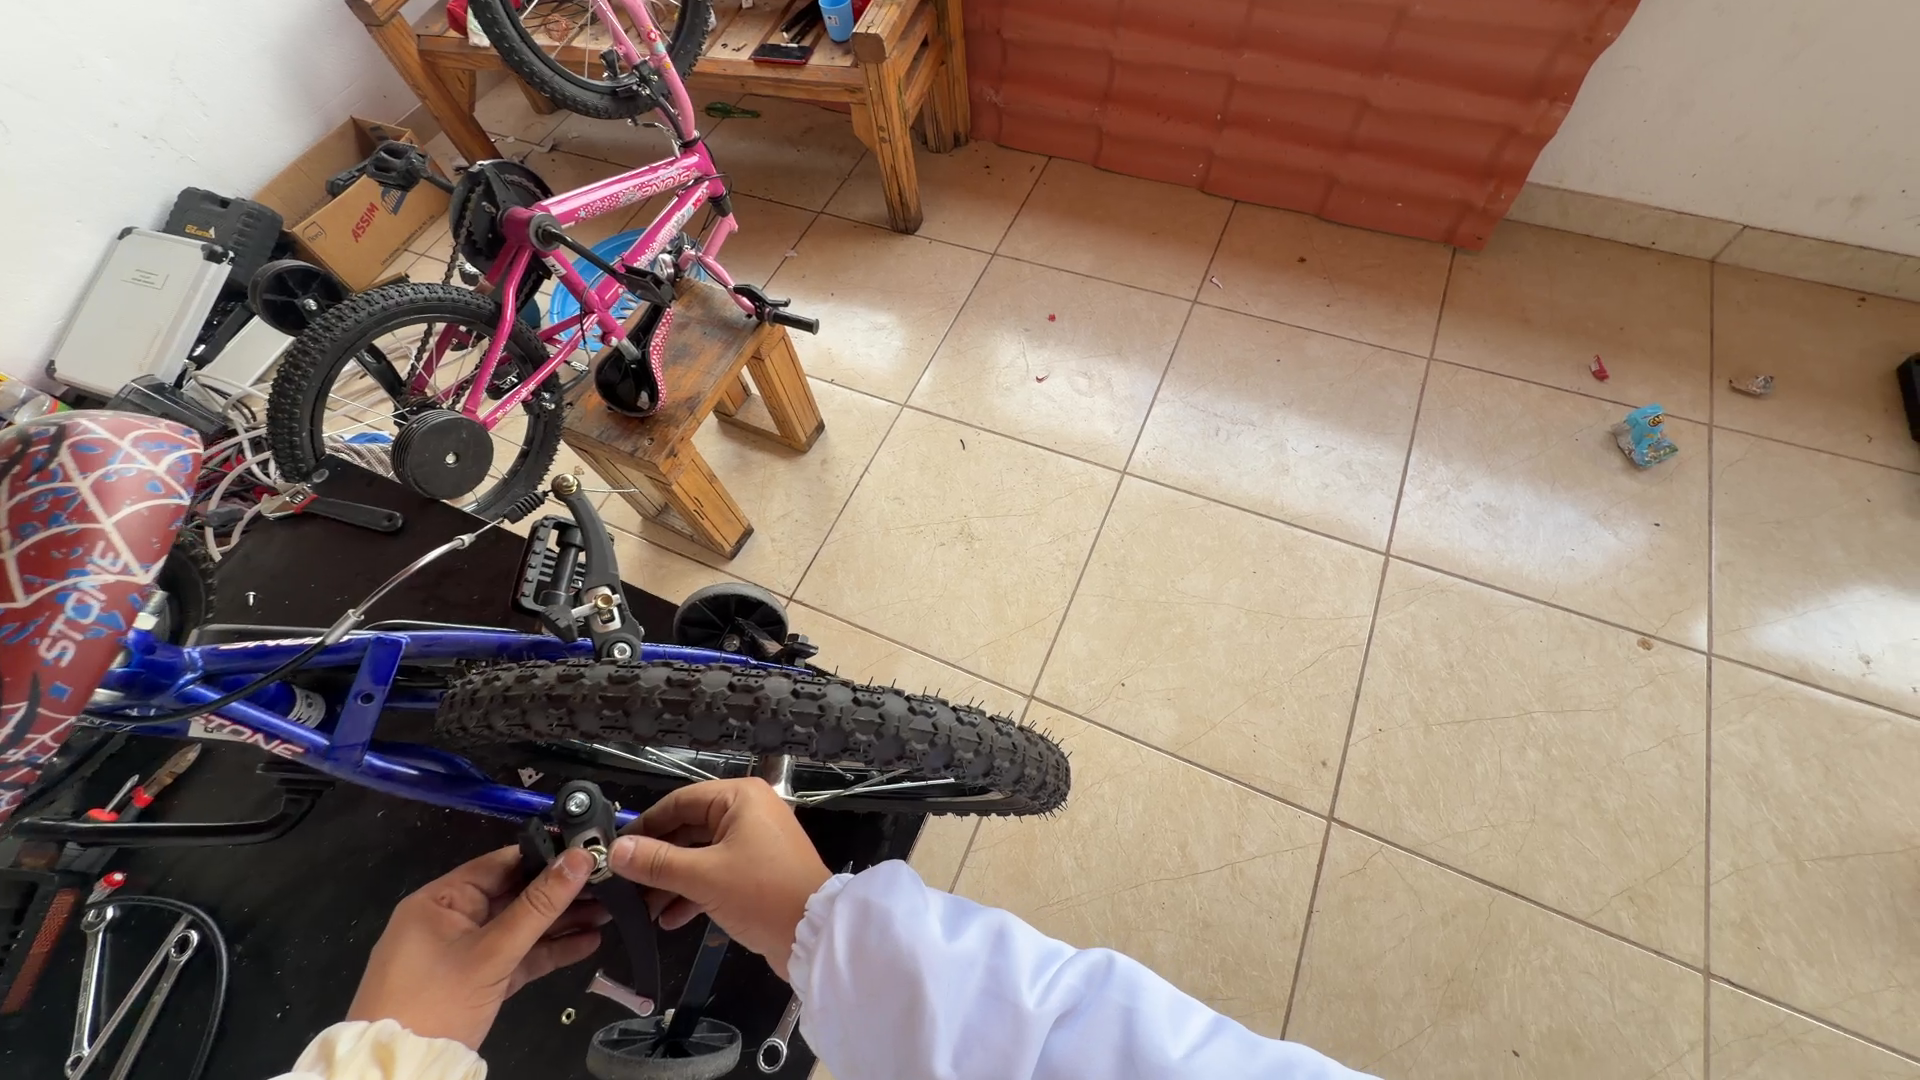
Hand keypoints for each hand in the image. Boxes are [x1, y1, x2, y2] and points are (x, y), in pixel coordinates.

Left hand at [347, 846, 605, 1048]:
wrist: (398, 1077)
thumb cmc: (436, 1002)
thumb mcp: (493, 951)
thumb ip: (540, 903)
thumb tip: (582, 856)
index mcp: (441, 901)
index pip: (504, 864)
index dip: (549, 856)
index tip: (592, 850)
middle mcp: (452, 920)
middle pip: (517, 895)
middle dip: (564, 892)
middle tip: (609, 883)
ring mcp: (465, 951)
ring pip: (522, 926)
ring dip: (563, 921)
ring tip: (609, 911)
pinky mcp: (478, 979)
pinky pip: (519, 955)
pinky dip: (549, 949)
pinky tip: (588, 943)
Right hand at [608, 779, 830, 980]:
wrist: (813, 933)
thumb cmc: (761, 891)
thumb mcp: (704, 876)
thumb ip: (657, 862)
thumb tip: (616, 851)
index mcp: (739, 798)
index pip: (681, 801)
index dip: (646, 825)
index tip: (613, 850)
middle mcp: (747, 812)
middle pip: (689, 829)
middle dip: (656, 859)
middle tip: (621, 885)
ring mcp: (753, 842)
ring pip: (700, 854)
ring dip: (670, 881)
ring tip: (640, 911)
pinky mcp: (756, 871)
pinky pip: (715, 874)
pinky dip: (693, 893)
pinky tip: (668, 920)